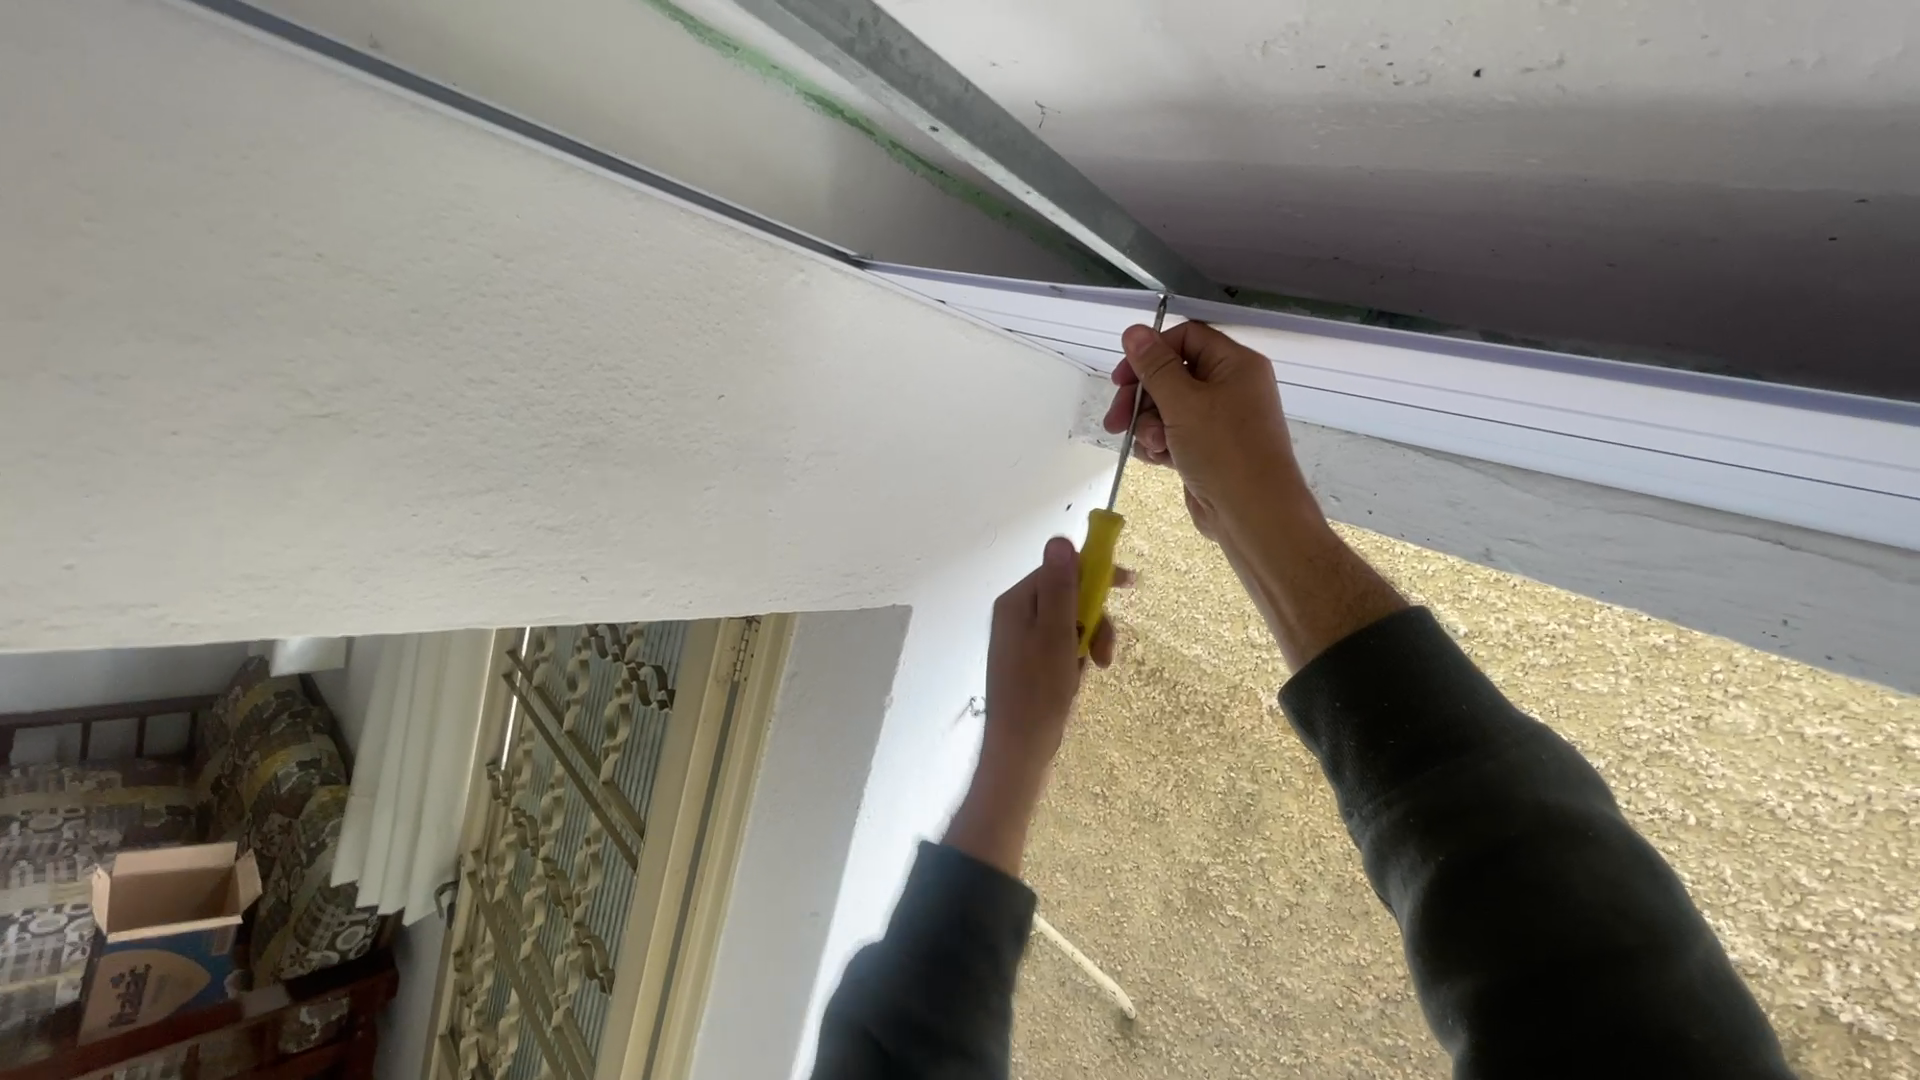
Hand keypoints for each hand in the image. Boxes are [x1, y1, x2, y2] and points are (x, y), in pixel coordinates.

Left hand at [981, 537, 1119, 776]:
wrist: (1019, 747)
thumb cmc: (1038, 690)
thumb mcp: (1056, 634)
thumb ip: (1061, 588)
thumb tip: (1060, 539)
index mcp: (1017, 602)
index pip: (1061, 570)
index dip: (1095, 574)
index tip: (1130, 584)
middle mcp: (1016, 614)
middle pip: (1067, 596)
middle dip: (1094, 619)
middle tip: (1107, 651)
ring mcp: (1021, 638)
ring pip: (1069, 622)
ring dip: (1088, 642)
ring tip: (1093, 670)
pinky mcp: (1029, 660)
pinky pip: (1061, 644)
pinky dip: (1075, 657)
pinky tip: (1077, 680)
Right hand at [1106, 322, 1404, 669]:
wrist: (1253, 515)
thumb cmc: (1224, 452)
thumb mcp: (1183, 403)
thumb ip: (1154, 366)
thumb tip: (1134, 330)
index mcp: (1235, 365)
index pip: (1185, 339)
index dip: (1150, 353)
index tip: (1121, 378)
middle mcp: (1231, 387)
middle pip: (1172, 376)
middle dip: (1142, 398)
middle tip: (1117, 420)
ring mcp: (1220, 421)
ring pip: (1168, 408)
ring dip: (1149, 426)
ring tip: (1152, 447)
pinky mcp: (1209, 450)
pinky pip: (1174, 434)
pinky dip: (1160, 444)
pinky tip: (1157, 459)